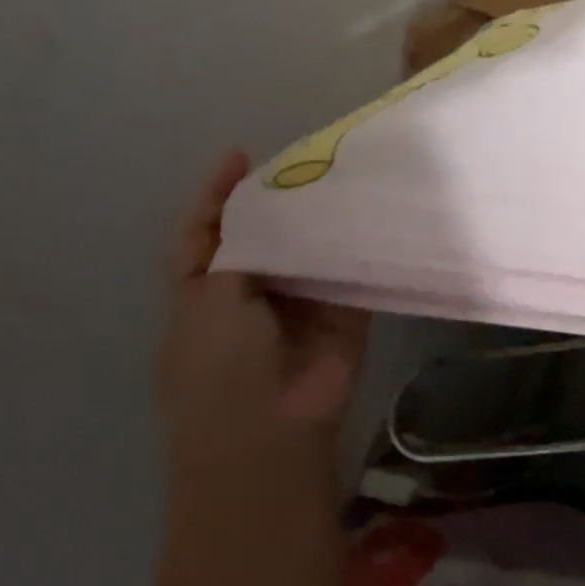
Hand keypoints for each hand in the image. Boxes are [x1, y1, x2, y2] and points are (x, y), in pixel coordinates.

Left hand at [156, 150, 369, 472]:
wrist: (269, 431)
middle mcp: (252, 295)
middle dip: (286, 203)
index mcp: (203, 294)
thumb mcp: (208, 305)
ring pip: (316, 253)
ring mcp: (302, 306)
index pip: (206, 234)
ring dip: (329, 225)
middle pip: (268, 238)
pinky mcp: (347, 316)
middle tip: (315, 162)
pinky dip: (368, 251)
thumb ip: (238, 254)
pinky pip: (357, 275)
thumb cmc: (218, 369)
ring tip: (352, 179)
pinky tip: (381, 218)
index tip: (240, 154)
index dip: (217, 195)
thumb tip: (267, 212)